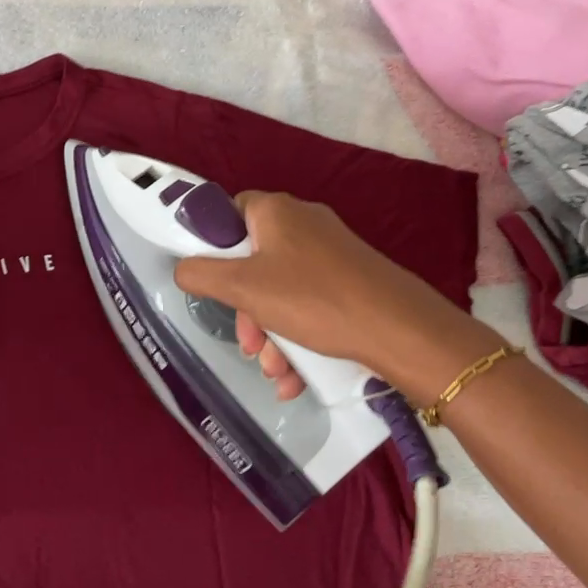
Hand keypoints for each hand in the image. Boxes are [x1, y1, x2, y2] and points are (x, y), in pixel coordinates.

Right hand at [173, 191, 478, 399]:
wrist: (403, 332)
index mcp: (275, 211)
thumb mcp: (242, 288)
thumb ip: (200, 274)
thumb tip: (183, 269)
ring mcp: (331, 253)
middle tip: (248, 344)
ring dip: (270, 333)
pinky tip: (295, 376)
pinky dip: (297, 337)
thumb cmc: (313, 298)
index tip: (211, 280)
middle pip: (252, 261)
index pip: (228, 212)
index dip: (213, 244)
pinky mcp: (352, 281)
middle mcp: (303, 223)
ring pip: (280, 289)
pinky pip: (309, 304)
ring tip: (276, 371)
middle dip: (245, 310)